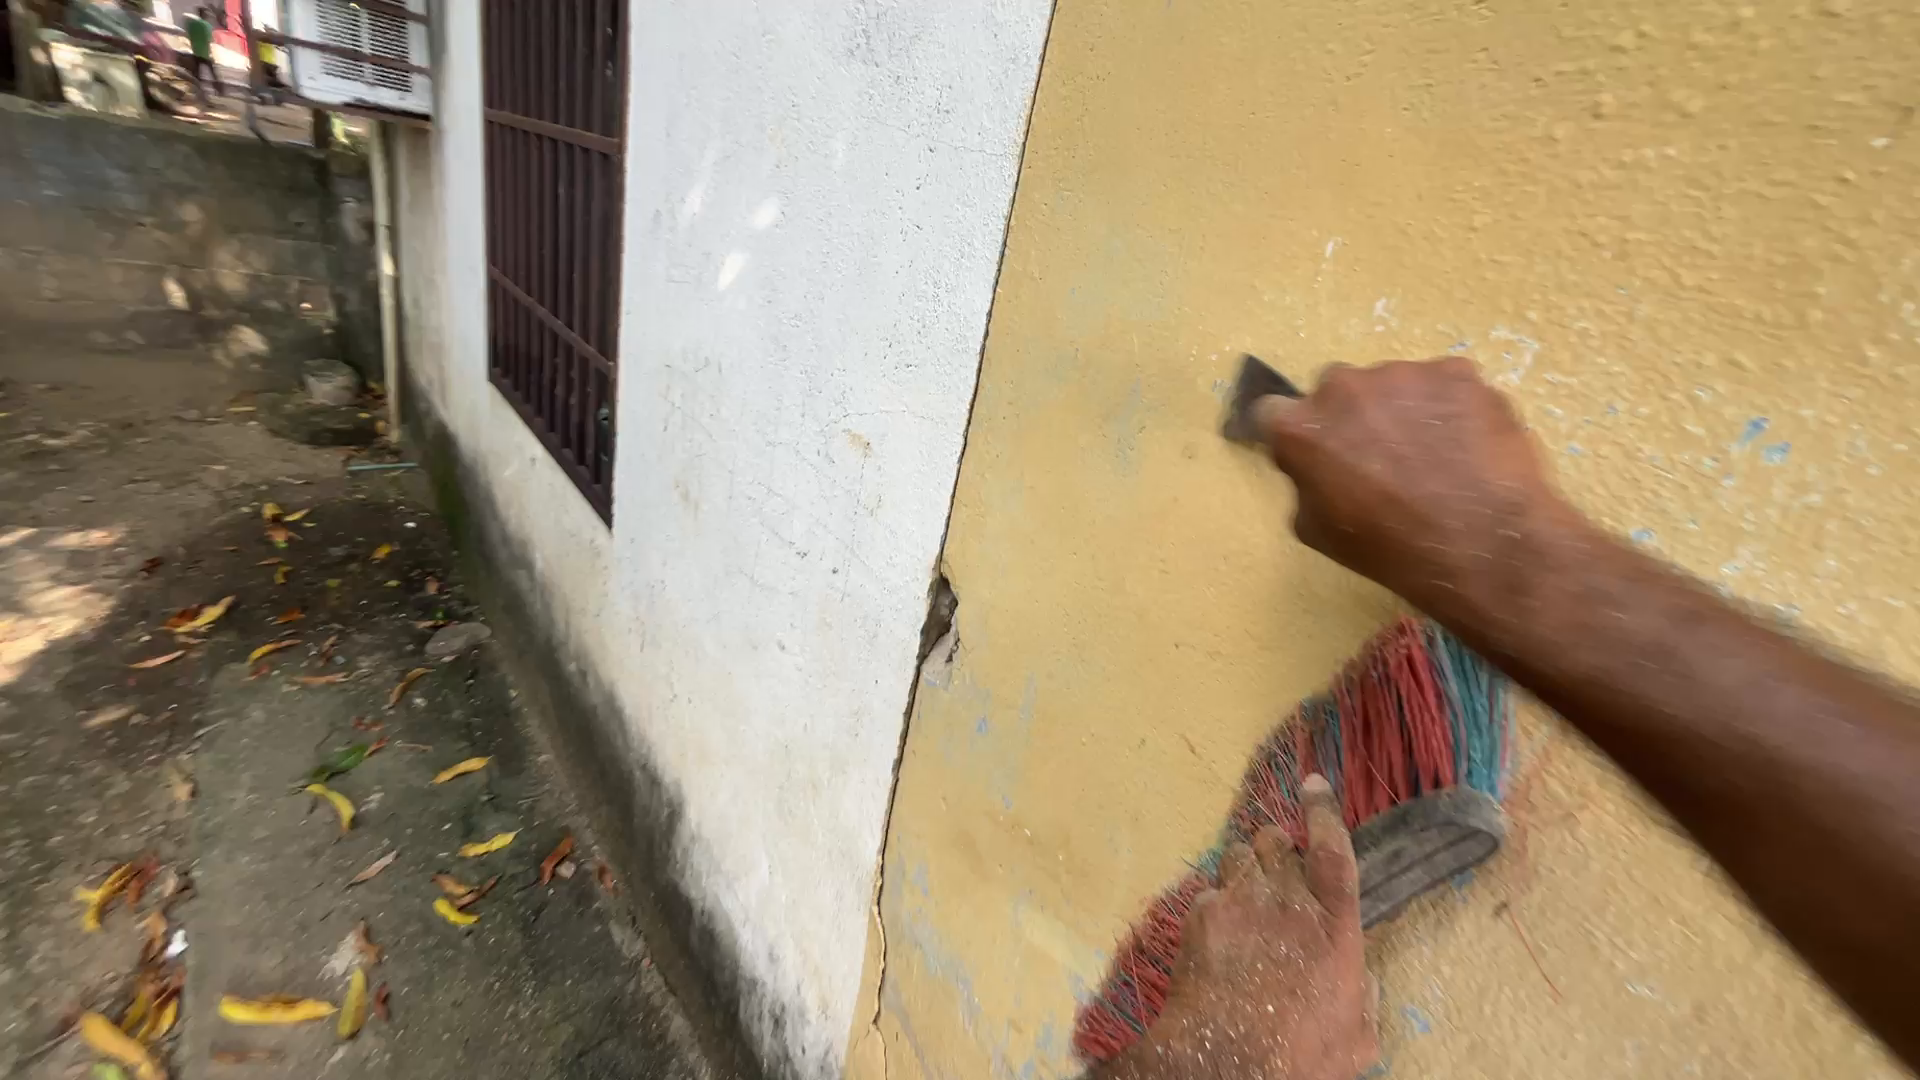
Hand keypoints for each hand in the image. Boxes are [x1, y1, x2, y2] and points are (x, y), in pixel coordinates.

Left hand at [1103, 775, 1378, 1079]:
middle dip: (1278, 848)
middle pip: (1276, 842)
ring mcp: (1239, 900)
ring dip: (1247, 869)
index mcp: (1333, 924)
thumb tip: (1359, 975)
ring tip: (1249, 902)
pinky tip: (1221, 936)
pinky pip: (1211, 890)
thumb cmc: (1301, 1052)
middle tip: (1278, 874)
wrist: (1227, 1057)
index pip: (1331, 849)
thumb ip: (1361, 994)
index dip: (1323, 812)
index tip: (1313, 784)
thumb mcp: (1357, 1036)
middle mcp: (1286, 900)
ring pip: (1240, 854)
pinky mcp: (1202, 910)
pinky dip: (1218, 904)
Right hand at [1252, 358, 1574, 617]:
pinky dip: (1446, 407)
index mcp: (1297, 428)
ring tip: (1429, 453)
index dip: (1289, 431)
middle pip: (1333, 389)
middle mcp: (1341, 387)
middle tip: (1374, 454)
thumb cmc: (1384, 545)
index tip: (1308, 450)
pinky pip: (1441, 384)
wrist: (1478, 542)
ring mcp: (1401, 374)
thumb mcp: (1314, 529)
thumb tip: (1318, 469)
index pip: (1270, 411)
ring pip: (1390, 385)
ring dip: (1398, 409)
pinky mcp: (1456, 372)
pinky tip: (1463, 443)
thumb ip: (1304, 483)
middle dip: (1346, 415)